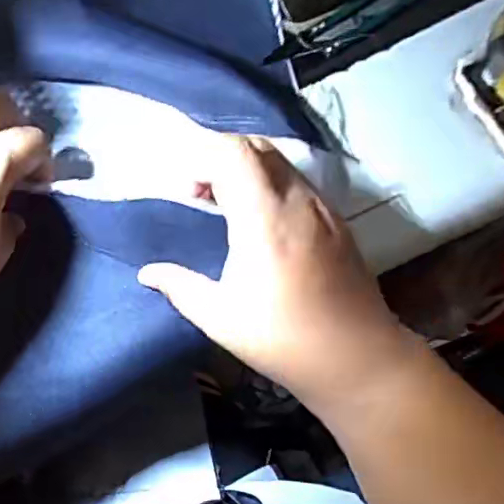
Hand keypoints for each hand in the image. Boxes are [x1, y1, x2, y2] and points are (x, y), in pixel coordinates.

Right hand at [138, 134, 428, 416]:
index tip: (184, 188)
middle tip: (198, 193)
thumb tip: (147, 273)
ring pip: (281, 164)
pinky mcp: (337, 222)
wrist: (355, 356)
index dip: (203, 155)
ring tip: (224, 207)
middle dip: (222, 157)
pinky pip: (297, 185)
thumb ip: (180, 287)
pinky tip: (259, 225)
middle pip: (258, 148)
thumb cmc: (282, 339)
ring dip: (247, 171)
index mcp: (264, 218)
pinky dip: (270, 187)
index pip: (234, 152)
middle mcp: (298, 201)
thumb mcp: (220, 318)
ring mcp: (323, 209)